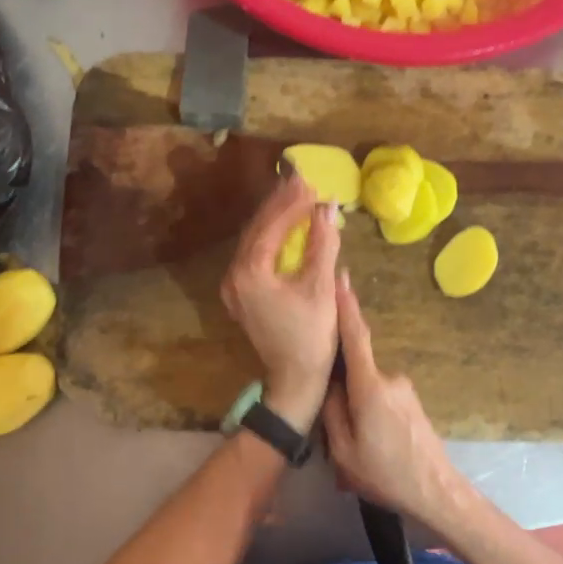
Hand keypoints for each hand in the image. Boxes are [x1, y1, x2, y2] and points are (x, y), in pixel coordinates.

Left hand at [221, 175, 340, 430]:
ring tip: (298, 199)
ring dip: (276, 221)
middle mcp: (234, 277)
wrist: (296, 381)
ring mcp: (235, 288)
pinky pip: (255, 258)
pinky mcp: (242, 297)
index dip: (292, 203)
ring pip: (254, 243)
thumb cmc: (311, 336)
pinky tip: (288, 229)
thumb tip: (327, 208)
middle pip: (257, 230)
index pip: (271, 226)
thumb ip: (322, 244)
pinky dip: (272, 241)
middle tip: (303, 183)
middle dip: (281, 206)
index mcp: (250, 273)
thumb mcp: (321, 287)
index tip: (310, 183)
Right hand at [322, 271, 470, 525]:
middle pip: (355, 374)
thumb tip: (328, 386)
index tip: (340, 278)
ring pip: (367, 392)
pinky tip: (374, 452)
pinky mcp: (412, 404)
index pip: (355, 339)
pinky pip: (380, 402)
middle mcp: (390, 380)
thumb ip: (331, 412)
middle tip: (336, 433)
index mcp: (370, 387)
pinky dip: (370, 420)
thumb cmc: (386, 474)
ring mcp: (405, 391)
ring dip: (357, 414)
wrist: (437, 492)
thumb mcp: (343, 451)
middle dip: (340, 395)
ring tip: (357, 453)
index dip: (346, 308)